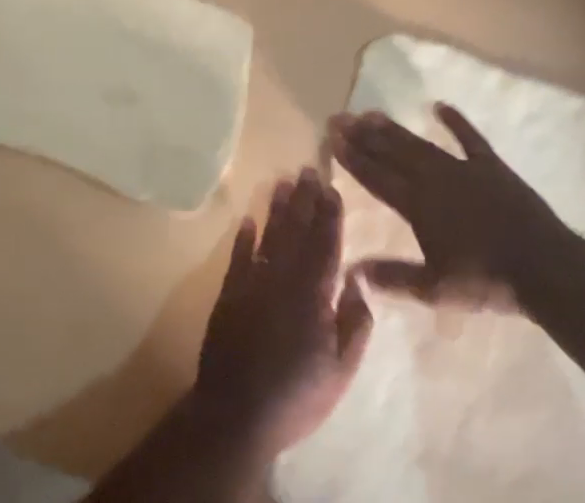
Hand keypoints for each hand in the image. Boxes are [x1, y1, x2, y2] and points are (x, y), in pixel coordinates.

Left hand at [191, 168, 373, 455]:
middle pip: (296, 233)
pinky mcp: (227, 297)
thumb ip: (355, 323)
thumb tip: (356, 280)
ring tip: (283, 182)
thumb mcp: (341, 371)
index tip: (332, 189)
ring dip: (276, 209)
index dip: (330, 217)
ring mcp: (251, 286)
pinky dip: (242, 238)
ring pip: (267, 238)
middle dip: (305, 201)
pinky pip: (236, 258)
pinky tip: (247, 219)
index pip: (326, 246)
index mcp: (314, 297)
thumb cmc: (297, 397)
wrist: (236, 414)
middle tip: (308, 170)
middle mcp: (282, 281)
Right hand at [330, 103, 574, 309]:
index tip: (332, 139)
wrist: (544, 267)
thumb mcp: (435, 288)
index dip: (353, 158)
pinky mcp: (493, 167)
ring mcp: (465, 169)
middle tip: (340, 118)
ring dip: (395, 129)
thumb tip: (353, 269)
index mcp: (418, 207)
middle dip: (365, 136)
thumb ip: (393, 277)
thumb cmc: (486, 280)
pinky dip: (456, 122)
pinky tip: (440, 107)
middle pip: (393, 154)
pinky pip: (471, 139)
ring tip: (371, 113)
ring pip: (422, 144)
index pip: (377, 178)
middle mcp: (436, 180)